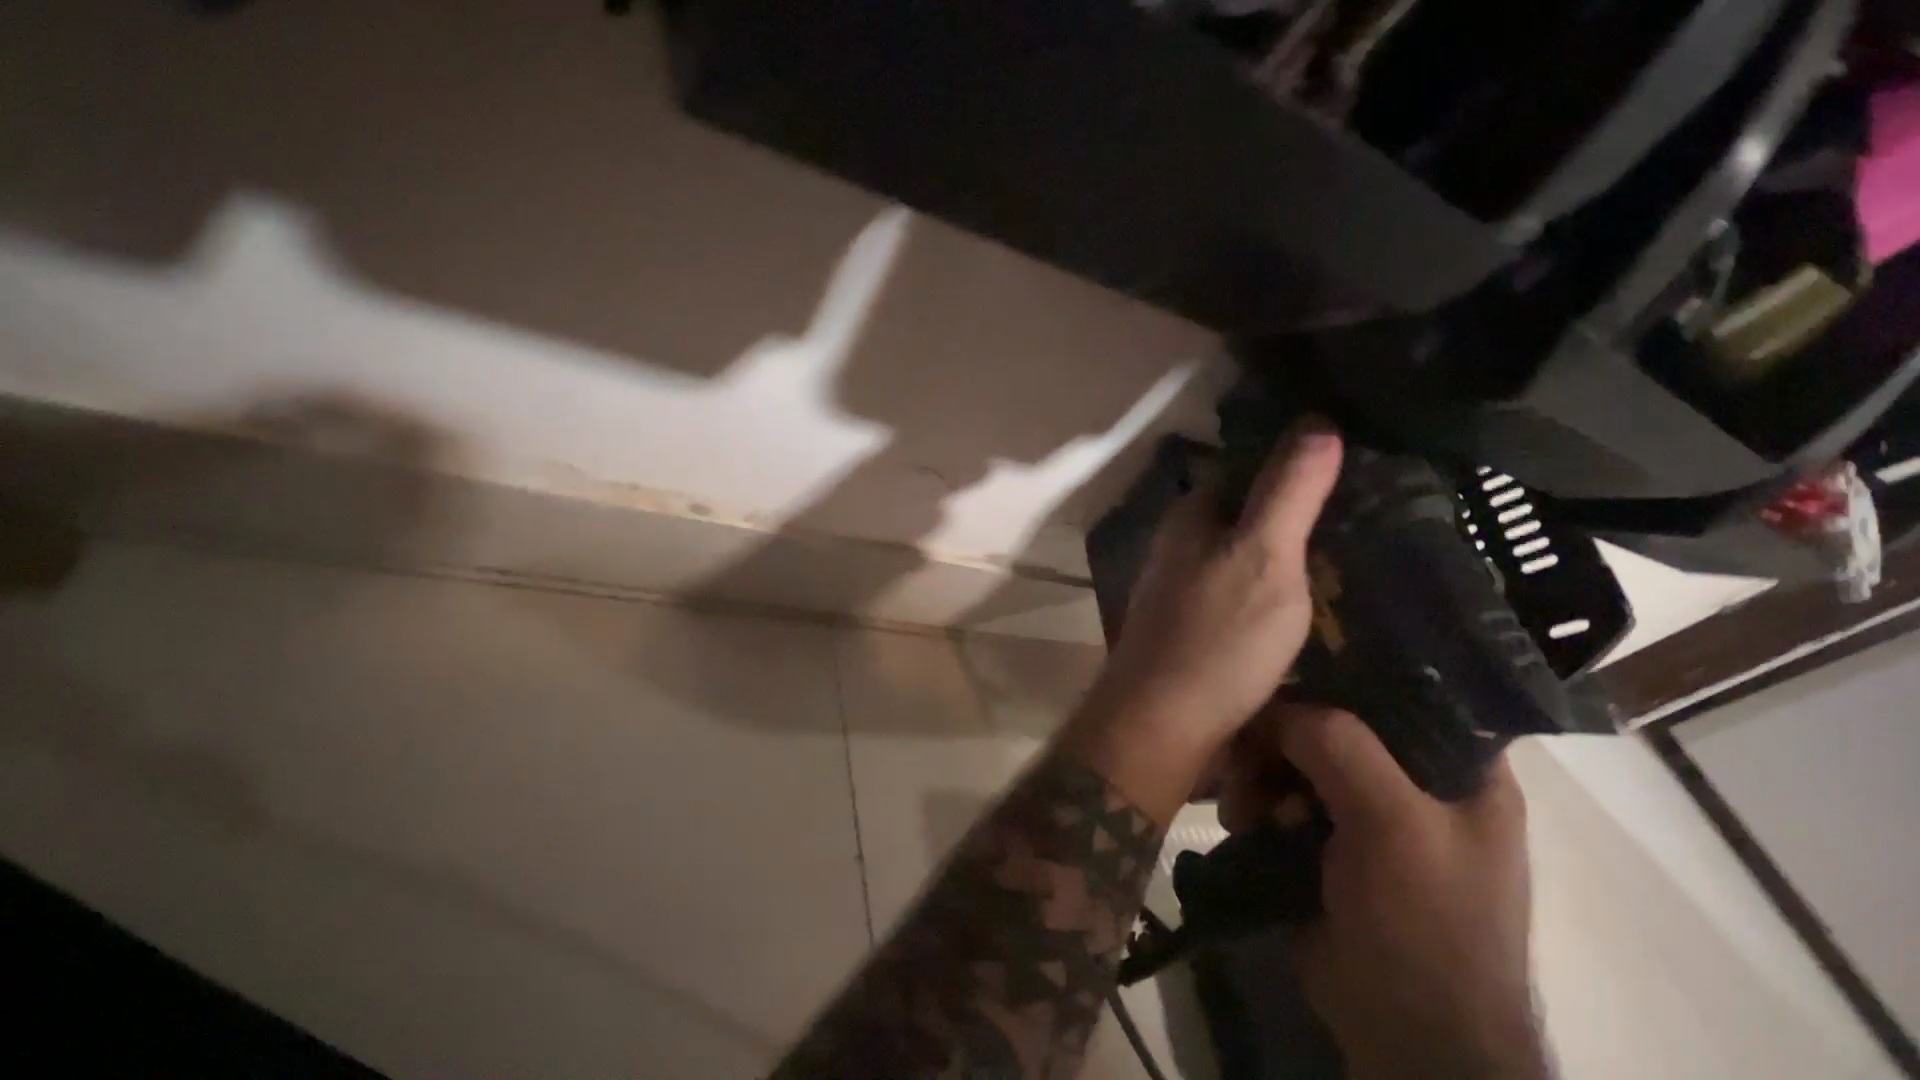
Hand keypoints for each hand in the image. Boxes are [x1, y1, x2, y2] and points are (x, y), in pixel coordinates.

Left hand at [1085, 422, 1342, 748]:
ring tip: (1364, 567)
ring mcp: (1185, 594)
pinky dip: (1282, 602)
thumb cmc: (1216, 638)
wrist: (1160, 731)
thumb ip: (1289, 490)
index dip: (1302, 466)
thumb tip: (1317, 420)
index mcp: (1191, 516)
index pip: (1251, 469)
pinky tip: (1322, 616)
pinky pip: (1248, 603)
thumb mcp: (1264, 555)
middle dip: (1304, 519)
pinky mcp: (1197, 635)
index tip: (1363, 470)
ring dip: (1296, 564)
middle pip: (1251, 518)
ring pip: (1250, 562)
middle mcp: (1181, 547)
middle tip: (1378, 524)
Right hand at [1224, 706, 1544, 1079]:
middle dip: (1283, 734)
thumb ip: (1341, 746)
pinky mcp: (1322, 846)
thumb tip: (1276, 704)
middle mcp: (1413, 780)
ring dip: (1261, 775)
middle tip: (1242, 747)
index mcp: (1460, 765)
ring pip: (1299, 763)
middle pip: (1337, 724)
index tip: (1281, 664)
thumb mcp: (1396, 823)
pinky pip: (1281, 802)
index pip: (1401, 688)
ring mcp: (1365, 815)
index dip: (1341, 672)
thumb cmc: (1428, 923)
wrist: (1406, 1036)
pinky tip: (1238, 820)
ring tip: (1239, 805)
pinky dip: (1255, 804)